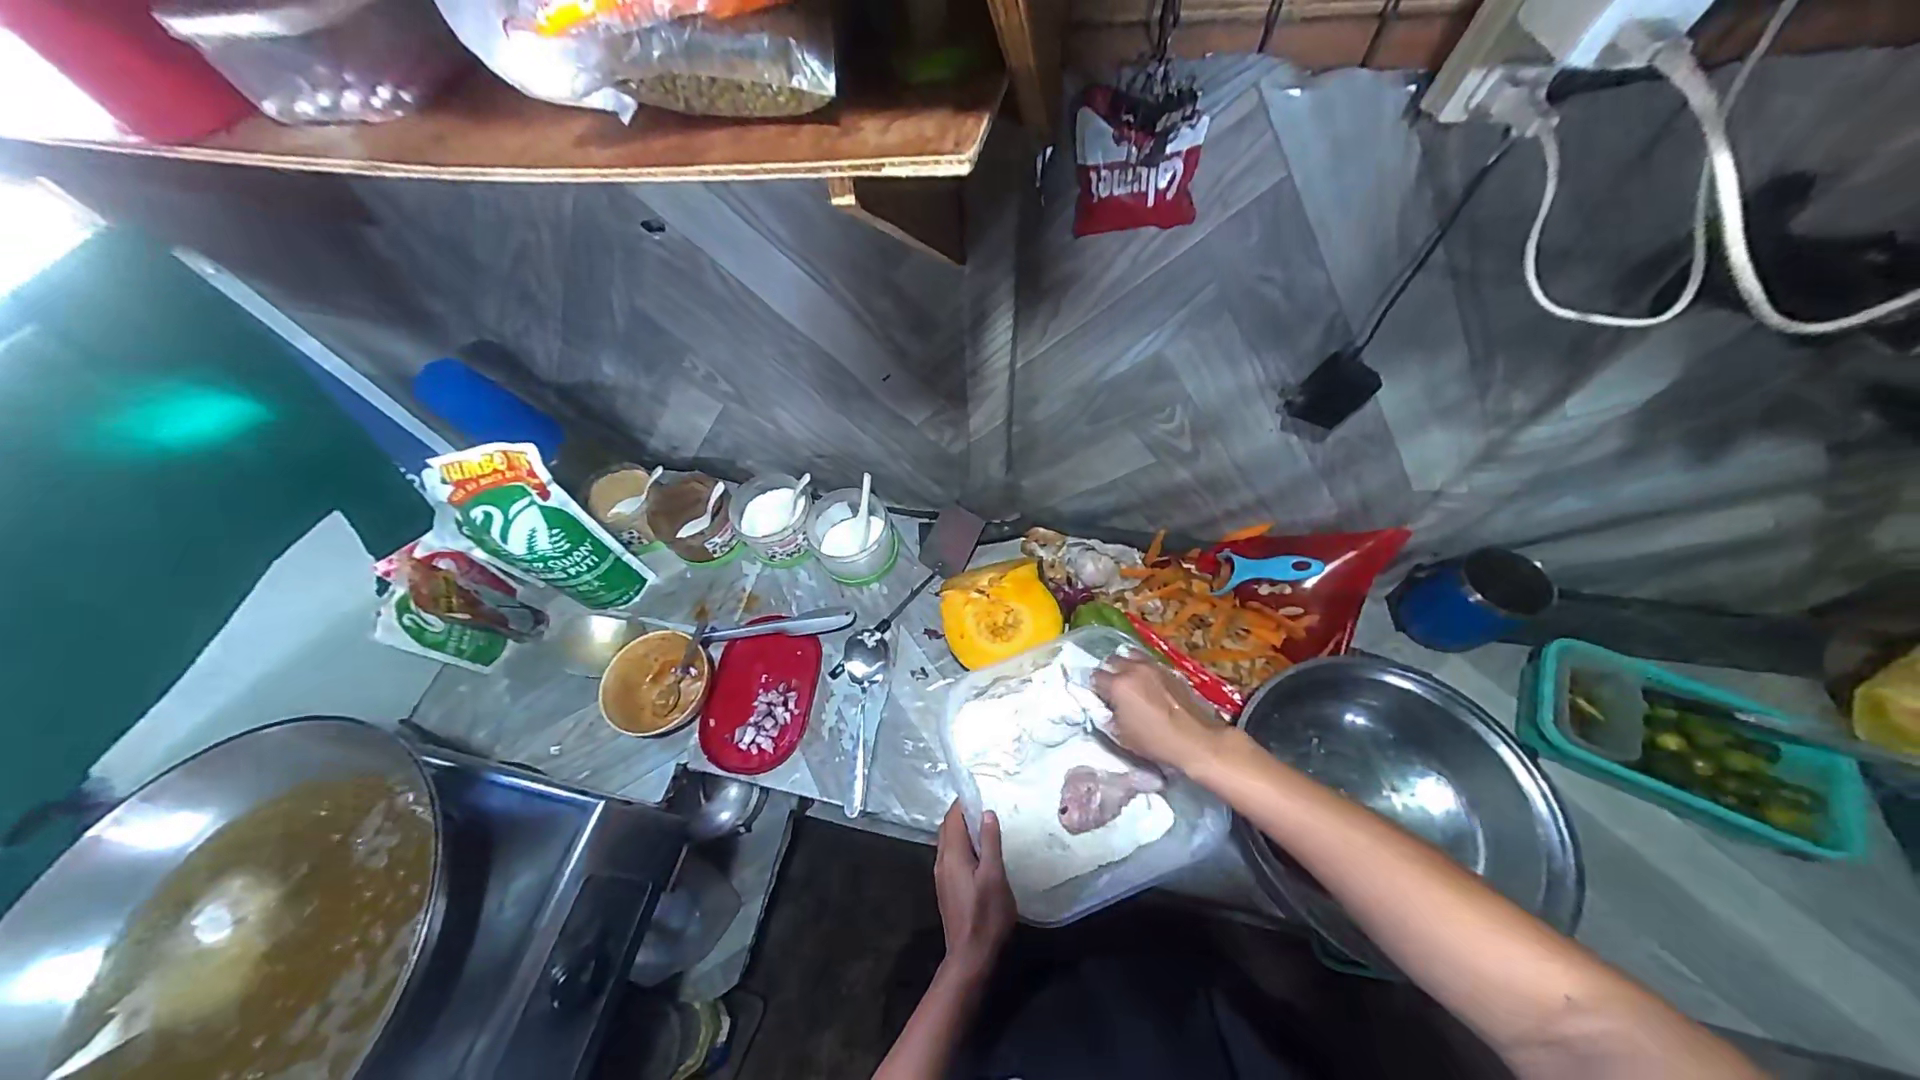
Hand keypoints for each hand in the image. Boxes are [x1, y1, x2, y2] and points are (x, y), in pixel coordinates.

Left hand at [934, 801, 1013, 976]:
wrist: (970, 956)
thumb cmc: (986, 915)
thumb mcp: (994, 876)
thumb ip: (990, 843)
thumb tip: (986, 813)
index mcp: (952, 855)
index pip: (952, 818)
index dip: (963, 802)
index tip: (980, 791)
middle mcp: (942, 861)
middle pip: (948, 828)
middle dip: (962, 813)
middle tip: (984, 806)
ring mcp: (942, 875)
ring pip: (948, 841)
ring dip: (962, 829)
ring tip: (984, 825)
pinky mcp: (947, 887)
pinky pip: (951, 855)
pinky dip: (962, 844)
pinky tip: (979, 851)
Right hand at [1092, 653, 1229, 771]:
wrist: (1196, 739)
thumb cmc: (1155, 741)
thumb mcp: (1122, 735)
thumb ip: (1108, 716)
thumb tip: (1105, 708)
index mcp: (1118, 685)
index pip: (1095, 677)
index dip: (1095, 687)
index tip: (1100, 697)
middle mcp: (1133, 669)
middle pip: (1112, 660)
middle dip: (1109, 672)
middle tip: (1114, 688)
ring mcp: (1153, 667)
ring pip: (1131, 655)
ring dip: (1127, 665)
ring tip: (1130, 680)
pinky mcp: (1170, 670)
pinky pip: (1149, 662)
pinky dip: (1144, 668)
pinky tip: (1149, 683)